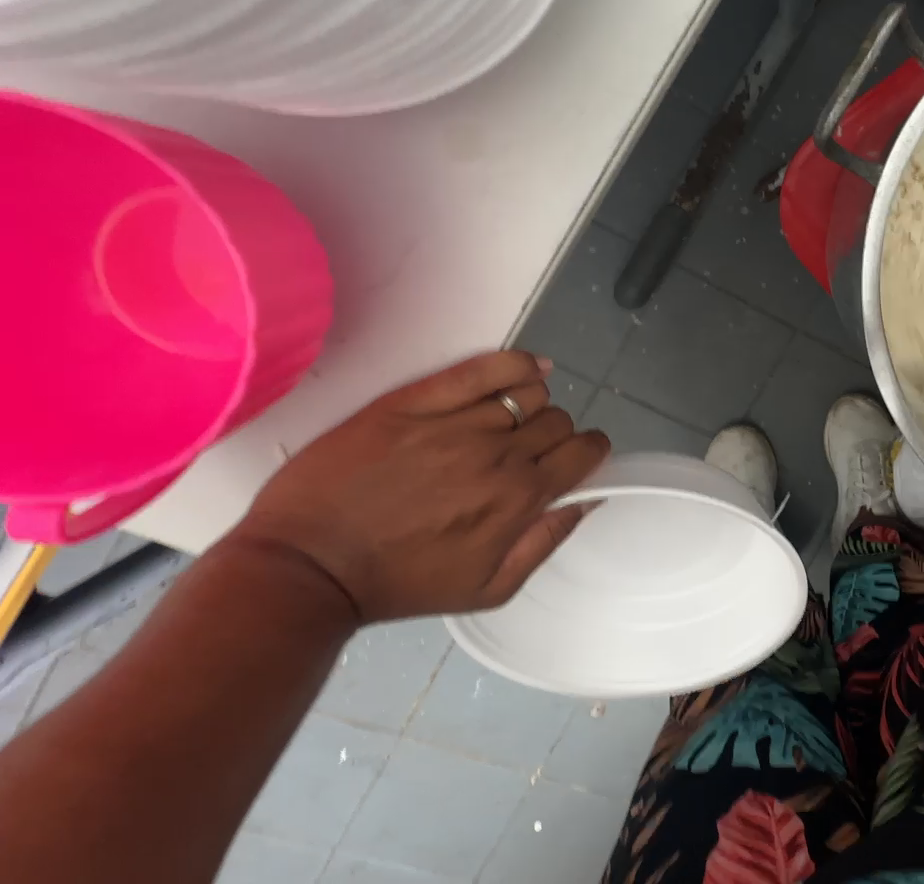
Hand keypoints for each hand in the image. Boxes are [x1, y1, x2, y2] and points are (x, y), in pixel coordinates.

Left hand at [230, 351, 611, 623]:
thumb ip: (547, 542)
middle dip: (554, 435)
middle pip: (559, 420)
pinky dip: (518, 364)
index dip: (585, 454)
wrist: (305, 567)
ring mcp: (457, 422)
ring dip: (530, 406)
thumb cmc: (399, 584)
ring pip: (530, 392)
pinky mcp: (416, 401)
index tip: (568, 463)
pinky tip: (527, 370)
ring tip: (504, 423)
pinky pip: (488, 366)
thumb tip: (586, 499)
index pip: (588, 450)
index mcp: (521, 497)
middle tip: (523, 453)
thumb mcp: (489, 589)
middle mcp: (500, 453)